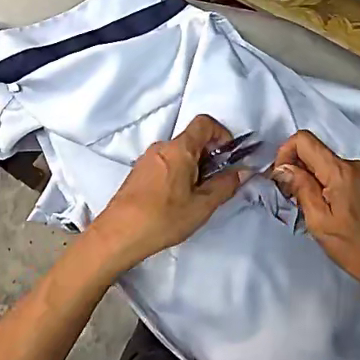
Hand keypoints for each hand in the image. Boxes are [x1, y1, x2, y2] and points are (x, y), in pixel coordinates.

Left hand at [83, 115, 246, 274]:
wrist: (117, 237)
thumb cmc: (163, 219)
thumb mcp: (202, 206)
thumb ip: (225, 185)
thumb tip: (243, 172)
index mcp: (179, 149)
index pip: (204, 123)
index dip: (221, 134)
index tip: (228, 155)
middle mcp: (161, 147)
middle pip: (192, 139)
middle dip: (209, 155)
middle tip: (216, 181)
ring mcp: (146, 159)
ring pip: (178, 153)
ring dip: (193, 166)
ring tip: (196, 195)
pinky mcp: (138, 173)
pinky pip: (165, 163)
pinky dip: (177, 173)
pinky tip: (177, 199)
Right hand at [270, 131, 359, 302]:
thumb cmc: (357, 249)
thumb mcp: (319, 222)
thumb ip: (301, 188)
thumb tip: (284, 167)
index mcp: (341, 171)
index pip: (304, 139)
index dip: (285, 154)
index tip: (281, 179)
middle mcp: (355, 164)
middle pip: (316, 151)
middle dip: (297, 170)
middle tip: (292, 200)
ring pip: (327, 164)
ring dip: (313, 180)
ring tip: (313, 211)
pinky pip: (341, 174)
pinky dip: (328, 185)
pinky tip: (330, 211)